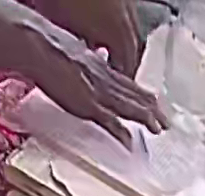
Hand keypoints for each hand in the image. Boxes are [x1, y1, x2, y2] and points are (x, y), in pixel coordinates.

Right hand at [0, 0, 162, 139]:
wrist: (37, 45)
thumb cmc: (48, 51)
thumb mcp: (74, 60)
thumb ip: (85, 70)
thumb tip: (87, 78)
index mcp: (101, 69)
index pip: (127, 84)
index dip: (143, 96)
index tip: (155, 104)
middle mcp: (104, 80)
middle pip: (134, 96)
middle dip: (152, 110)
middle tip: (167, 122)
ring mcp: (98, 92)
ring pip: (128, 107)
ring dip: (145, 119)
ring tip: (158, 130)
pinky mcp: (88, 104)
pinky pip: (109, 121)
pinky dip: (121, 133)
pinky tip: (130, 142)